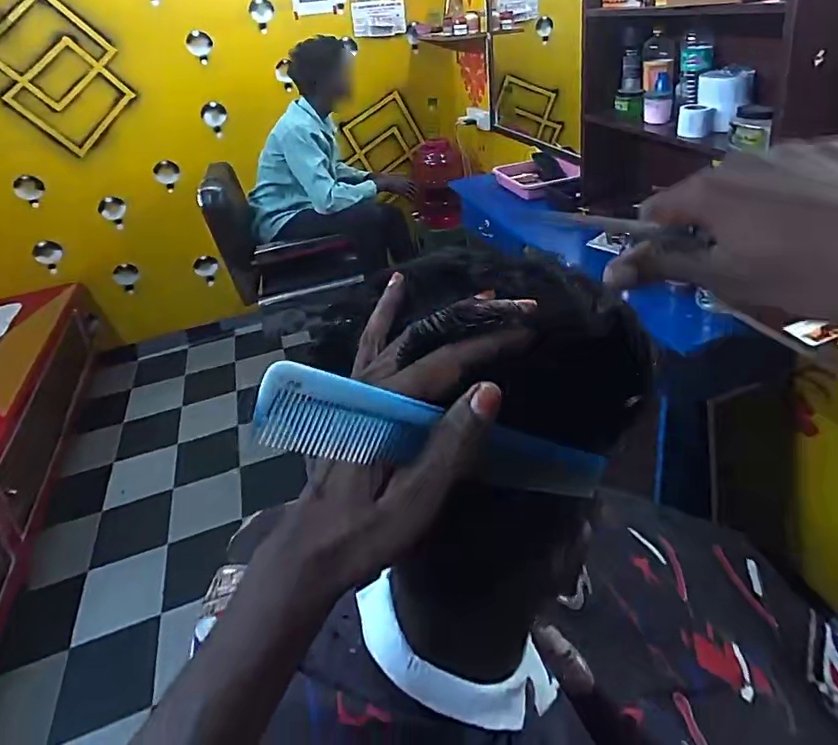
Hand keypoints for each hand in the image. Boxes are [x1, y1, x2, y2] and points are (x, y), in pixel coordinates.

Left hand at [264, 275, 530, 595]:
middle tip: (516, 306)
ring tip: (478, 294)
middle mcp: (367, 384)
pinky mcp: (350, 394)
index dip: (489, 344)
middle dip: (473, 319)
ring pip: (401, 333)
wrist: (308, 550)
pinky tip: (395, 288)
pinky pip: (371, 342)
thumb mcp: (413, 501)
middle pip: (426, 338)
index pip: (446, 362)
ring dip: (442, 314)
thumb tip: (490, 389)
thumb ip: (450, 445)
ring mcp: (354, 385)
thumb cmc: (363, 533)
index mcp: (385, 406)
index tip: (528, 329)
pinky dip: (385, 313)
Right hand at [374, 174, 417, 197]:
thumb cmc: (387, 179)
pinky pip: (409, 196)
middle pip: (414, 187)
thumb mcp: (393, 175)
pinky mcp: (403, 192)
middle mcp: (406, 183)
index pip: (412, 182)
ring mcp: (405, 187)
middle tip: (417, 194)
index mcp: (404, 178)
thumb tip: (397, 177)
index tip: (415, 187)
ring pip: (412, 192)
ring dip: (414, 195)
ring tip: (415, 198)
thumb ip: (396, 176)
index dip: (414, 185)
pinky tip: (412, 201)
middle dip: (416, 190)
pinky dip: (411, 199)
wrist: (385, 182)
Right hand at [602, 138, 837, 340]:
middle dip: (711, 228)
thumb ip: (666, 267)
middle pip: (706, 194)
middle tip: (744, 269)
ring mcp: (797, 149)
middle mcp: (745, 157)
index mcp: (711, 189)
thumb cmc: (818, 280)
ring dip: (755, 212)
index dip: (659, 240)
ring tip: (797, 250)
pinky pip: (801, 174)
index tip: (680, 269)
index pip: (657, 209)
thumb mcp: (733, 282)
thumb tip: (609, 271)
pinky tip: (835, 227)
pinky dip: (800, 198)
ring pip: (754, 183)